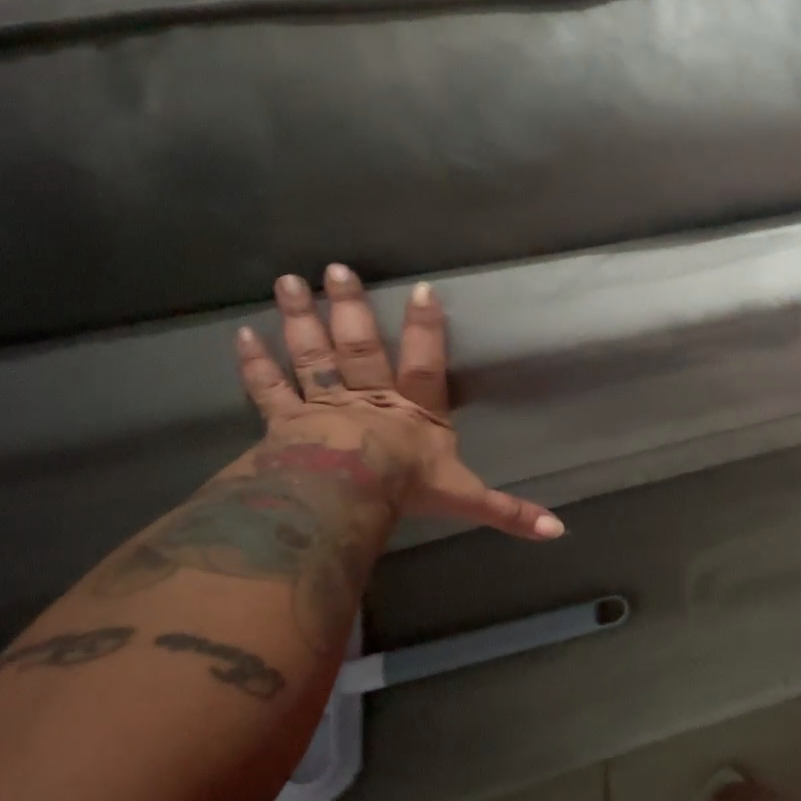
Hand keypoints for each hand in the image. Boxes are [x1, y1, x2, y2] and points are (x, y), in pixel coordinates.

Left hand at [233, 264, 564, 540]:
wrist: (343, 493)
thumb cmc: (407, 489)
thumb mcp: (467, 499)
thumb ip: (509, 511)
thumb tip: (559, 531)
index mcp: (416, 412)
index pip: (426, 362)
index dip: (425, 328)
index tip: (421, 289)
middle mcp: (371, 398)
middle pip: (361, 347)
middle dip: (351, 309)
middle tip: (337, 269)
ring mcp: (324, 405)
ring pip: (313, 355)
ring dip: (301, 320)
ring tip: (289, 280)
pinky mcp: (284, 421)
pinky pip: (268, 388)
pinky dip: (255, 363)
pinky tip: (241, 335)